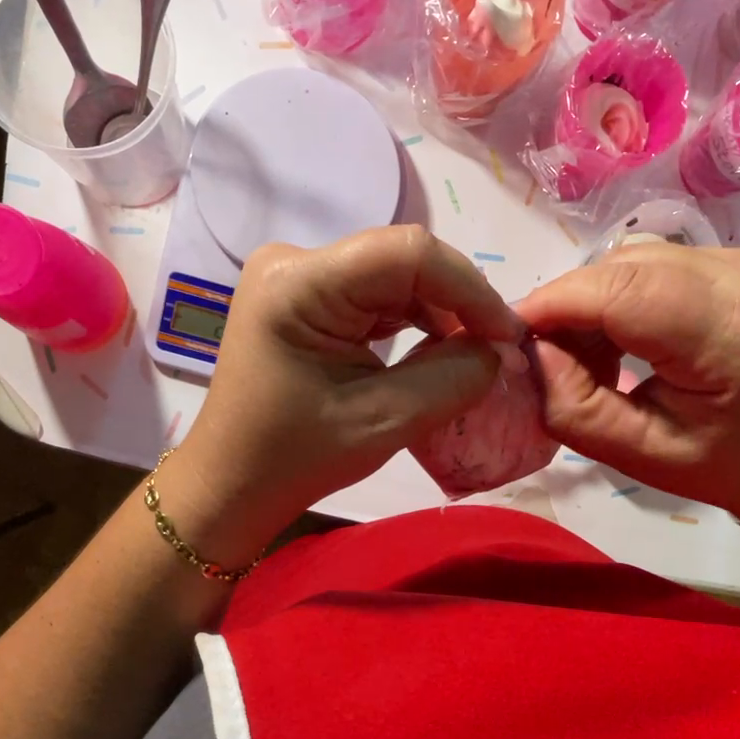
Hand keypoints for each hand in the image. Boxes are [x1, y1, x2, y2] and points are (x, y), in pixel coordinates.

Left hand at [170, 225, 525, 549]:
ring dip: (439, 313)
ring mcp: (298, 278)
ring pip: (393, 276)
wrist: (231, 485)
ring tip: (474, 355)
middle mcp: (294, 262)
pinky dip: (413, 323)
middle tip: (499, 349)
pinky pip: (374, 296)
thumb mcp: (382, 423)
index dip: (469, 288)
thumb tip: (500, 349)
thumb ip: (451, 379)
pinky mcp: (306, 298)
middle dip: (457, 302)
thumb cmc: (294, 460)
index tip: (508, 336)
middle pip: (401, 260)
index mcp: (298, 283)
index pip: (406, 253)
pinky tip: (438, 351)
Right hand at [516, 243, 739, 524]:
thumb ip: (573, 404)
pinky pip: (660, 261)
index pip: (622, 290)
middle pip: (626, 266)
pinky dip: (625, 293)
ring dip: (596, 298)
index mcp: (732, 335)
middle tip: (549, 354)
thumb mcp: (637, 455)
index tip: (509, 333)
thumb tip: (529, 348)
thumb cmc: (724, 467)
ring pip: (638, 257)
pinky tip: (627, 335)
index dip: (555, 303)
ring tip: (592, 352)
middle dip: (571, 304)